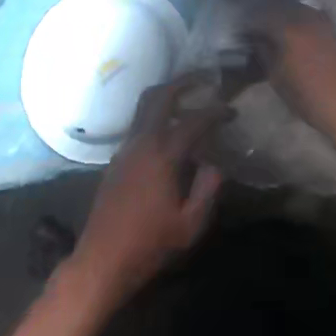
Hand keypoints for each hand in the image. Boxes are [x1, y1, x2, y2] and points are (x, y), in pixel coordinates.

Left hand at [68, 79, 223, 303]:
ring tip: (189, 97)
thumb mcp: (190, 225)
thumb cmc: (150, 245)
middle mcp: (141, 142)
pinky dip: (156, 115)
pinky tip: (170, 129)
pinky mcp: (117, 157)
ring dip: (166, 96)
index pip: (192, 122)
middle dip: (181, 83)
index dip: (214, 113)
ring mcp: (125, 147)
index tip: (232, 110)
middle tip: (204, 79)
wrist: (104, 256)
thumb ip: (207, 190)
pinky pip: (138, 124)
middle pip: (158, 97)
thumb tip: (215, 163)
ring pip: (144, 107)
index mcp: (161, 155)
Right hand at [244, 0, 335, 136]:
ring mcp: (327, 24)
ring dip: (287, 18)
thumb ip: (263, 53)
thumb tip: (255, 40)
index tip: (241, 30)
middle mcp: (307, 18)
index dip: (247, 21)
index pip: (259, 13)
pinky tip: (301, 41)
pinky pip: (315, 22)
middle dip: (267, 14)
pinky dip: (304, 27)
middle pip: (281, 6)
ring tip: (279, 33)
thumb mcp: (276, 78)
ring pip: (300, 12)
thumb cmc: (310, 98)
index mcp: (288, 26)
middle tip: (258, 28)